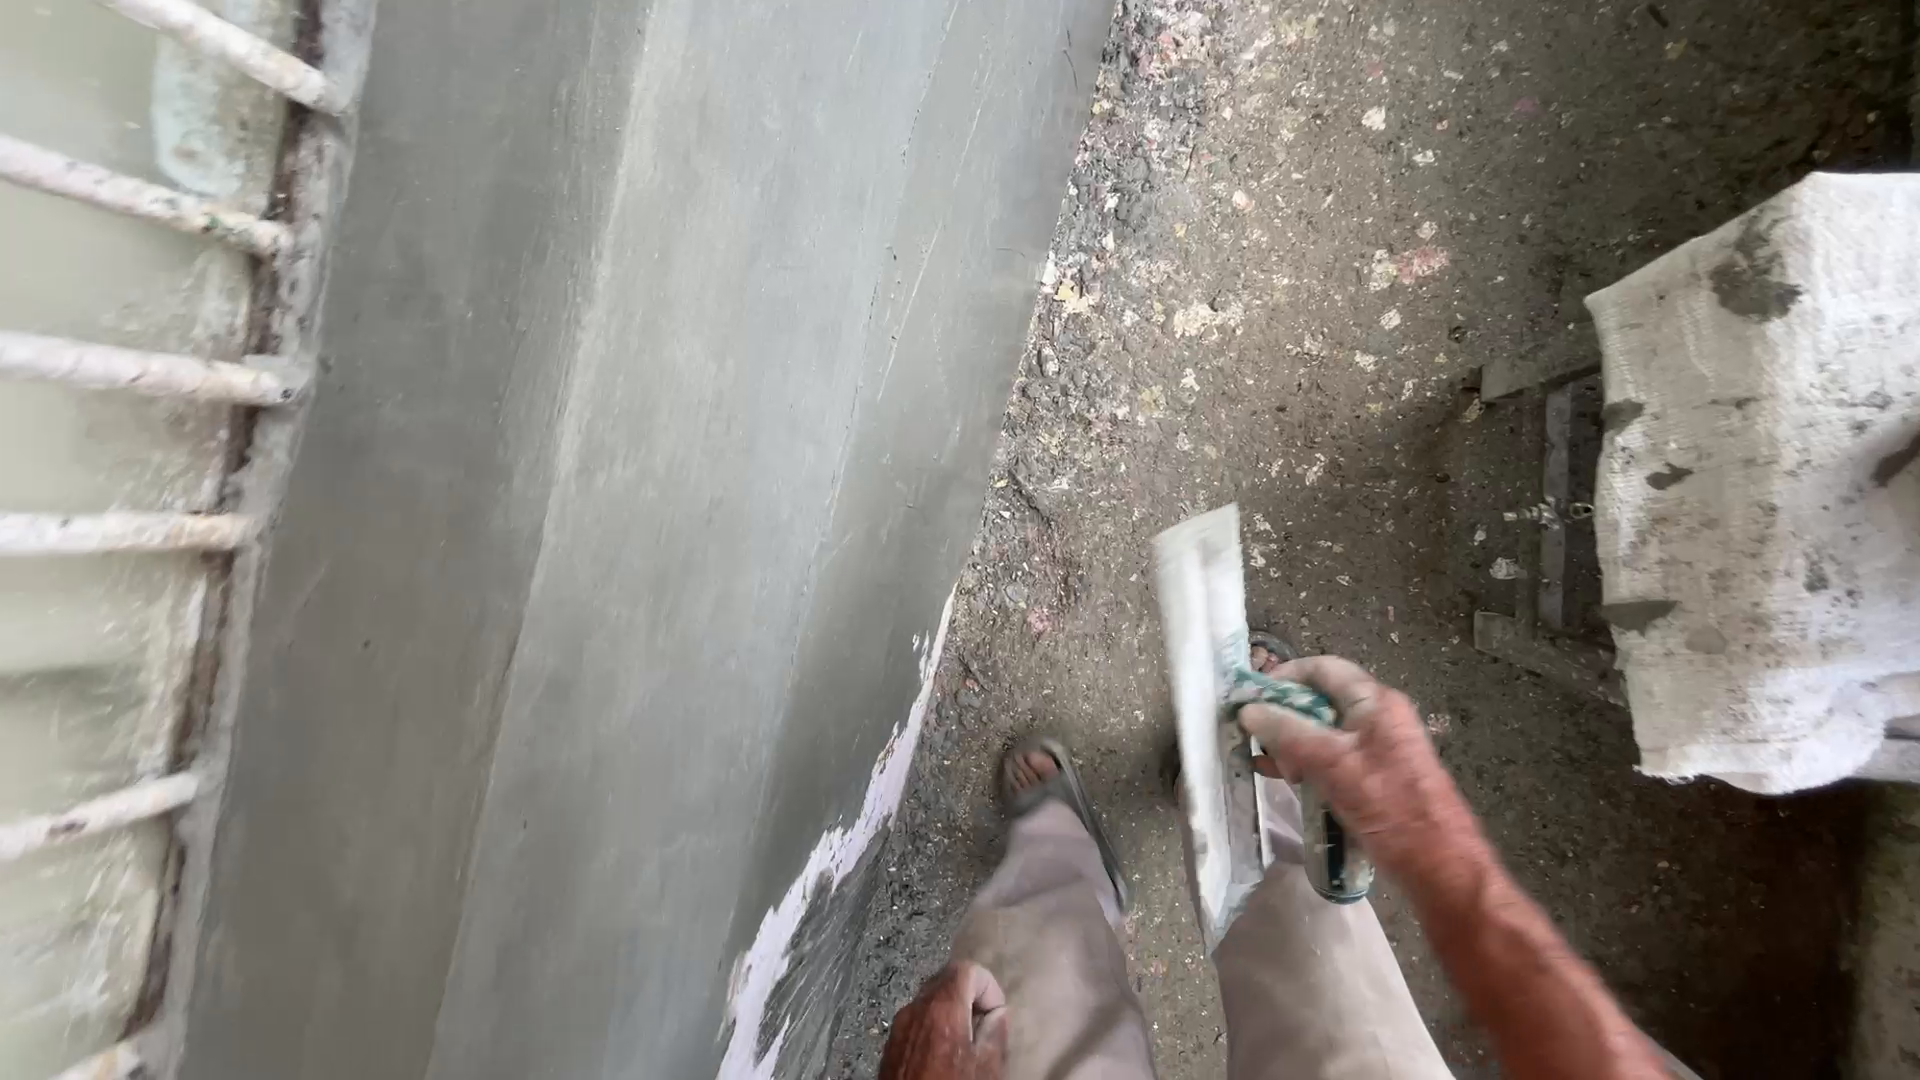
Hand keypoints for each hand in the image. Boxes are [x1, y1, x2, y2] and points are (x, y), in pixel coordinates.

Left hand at [878, 962, 1007, 1079]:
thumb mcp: (987, 1069)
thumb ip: (995, 1031)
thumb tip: (996, 1012)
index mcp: (942, 1007)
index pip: (968, 969)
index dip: (989, 987)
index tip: (997, 1015)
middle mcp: (916, 1006)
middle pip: (947, 979)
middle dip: (970, 995)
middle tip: (985, 1026)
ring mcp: (900, 1024)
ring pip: (931, 998)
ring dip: (952, 1010)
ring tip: (966, 1044)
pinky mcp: (891, 1043)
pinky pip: (918, 1019)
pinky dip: (934, 1025)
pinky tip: (943, 1056)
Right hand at [1237, 655, 1484, 885]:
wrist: (1442, 871)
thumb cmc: (1390, 809)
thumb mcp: (1332, 764)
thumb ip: (1286, 731)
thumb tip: (1248, 710)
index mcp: (1374, 702)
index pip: (1322, 669)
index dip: (1284, 676)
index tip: (1252, 697)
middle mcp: (1377, 717)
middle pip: (1319, 699)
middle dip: (1283, 715)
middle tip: (1258, 737)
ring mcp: (1377, 747)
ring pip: (1321, 730)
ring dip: (1290, 742)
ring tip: (1268, 762)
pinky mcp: (1373, 775)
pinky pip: (1330, 756)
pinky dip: (1305, 761)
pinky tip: (1280, 776)